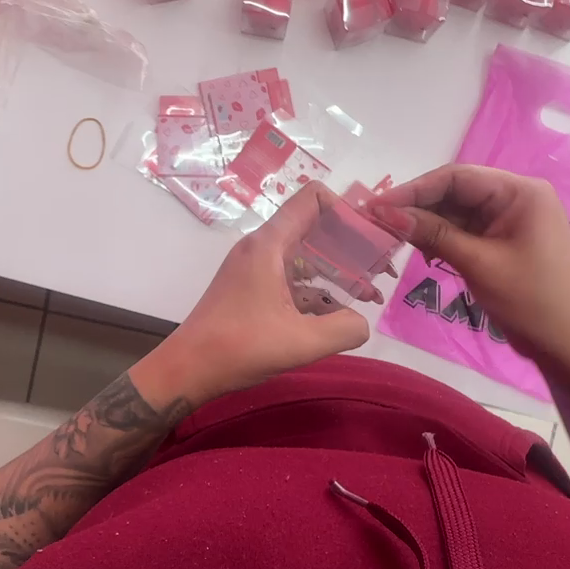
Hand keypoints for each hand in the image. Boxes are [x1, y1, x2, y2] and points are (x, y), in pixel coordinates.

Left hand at [136, 182, 372, 404]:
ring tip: (367, 295)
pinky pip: (291, 277)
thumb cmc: (239, 348)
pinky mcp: (250, 288)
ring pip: (304, 255)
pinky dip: (316, 289)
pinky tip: (336, 314)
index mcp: (270, 245)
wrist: (188, 369)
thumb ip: (345, 328)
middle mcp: (261, 247)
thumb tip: (362, 323)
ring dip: (336, 271)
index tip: (373, 237)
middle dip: (351, 245)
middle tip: (381, 270)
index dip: (348, 210)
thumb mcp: (302, 342)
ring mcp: (254, 268)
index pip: (313, 199)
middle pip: (313, 227)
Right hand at [367, 164, 569, 371]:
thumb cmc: (532, 300)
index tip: (375, 206)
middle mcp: (515, 197)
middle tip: (376, 223)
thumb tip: (387, 214)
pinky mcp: (504, 242)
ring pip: (456, 212)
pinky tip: (421, 251)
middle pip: (455, 192)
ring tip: (391, 238)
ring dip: (426, 225)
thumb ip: (434, 235)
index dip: (412, 190)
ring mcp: (510, 220)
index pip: (456, 178)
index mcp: (519, 192)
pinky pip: (465, 231)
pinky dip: (441, 240)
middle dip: (416, 207)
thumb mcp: (479, 264)